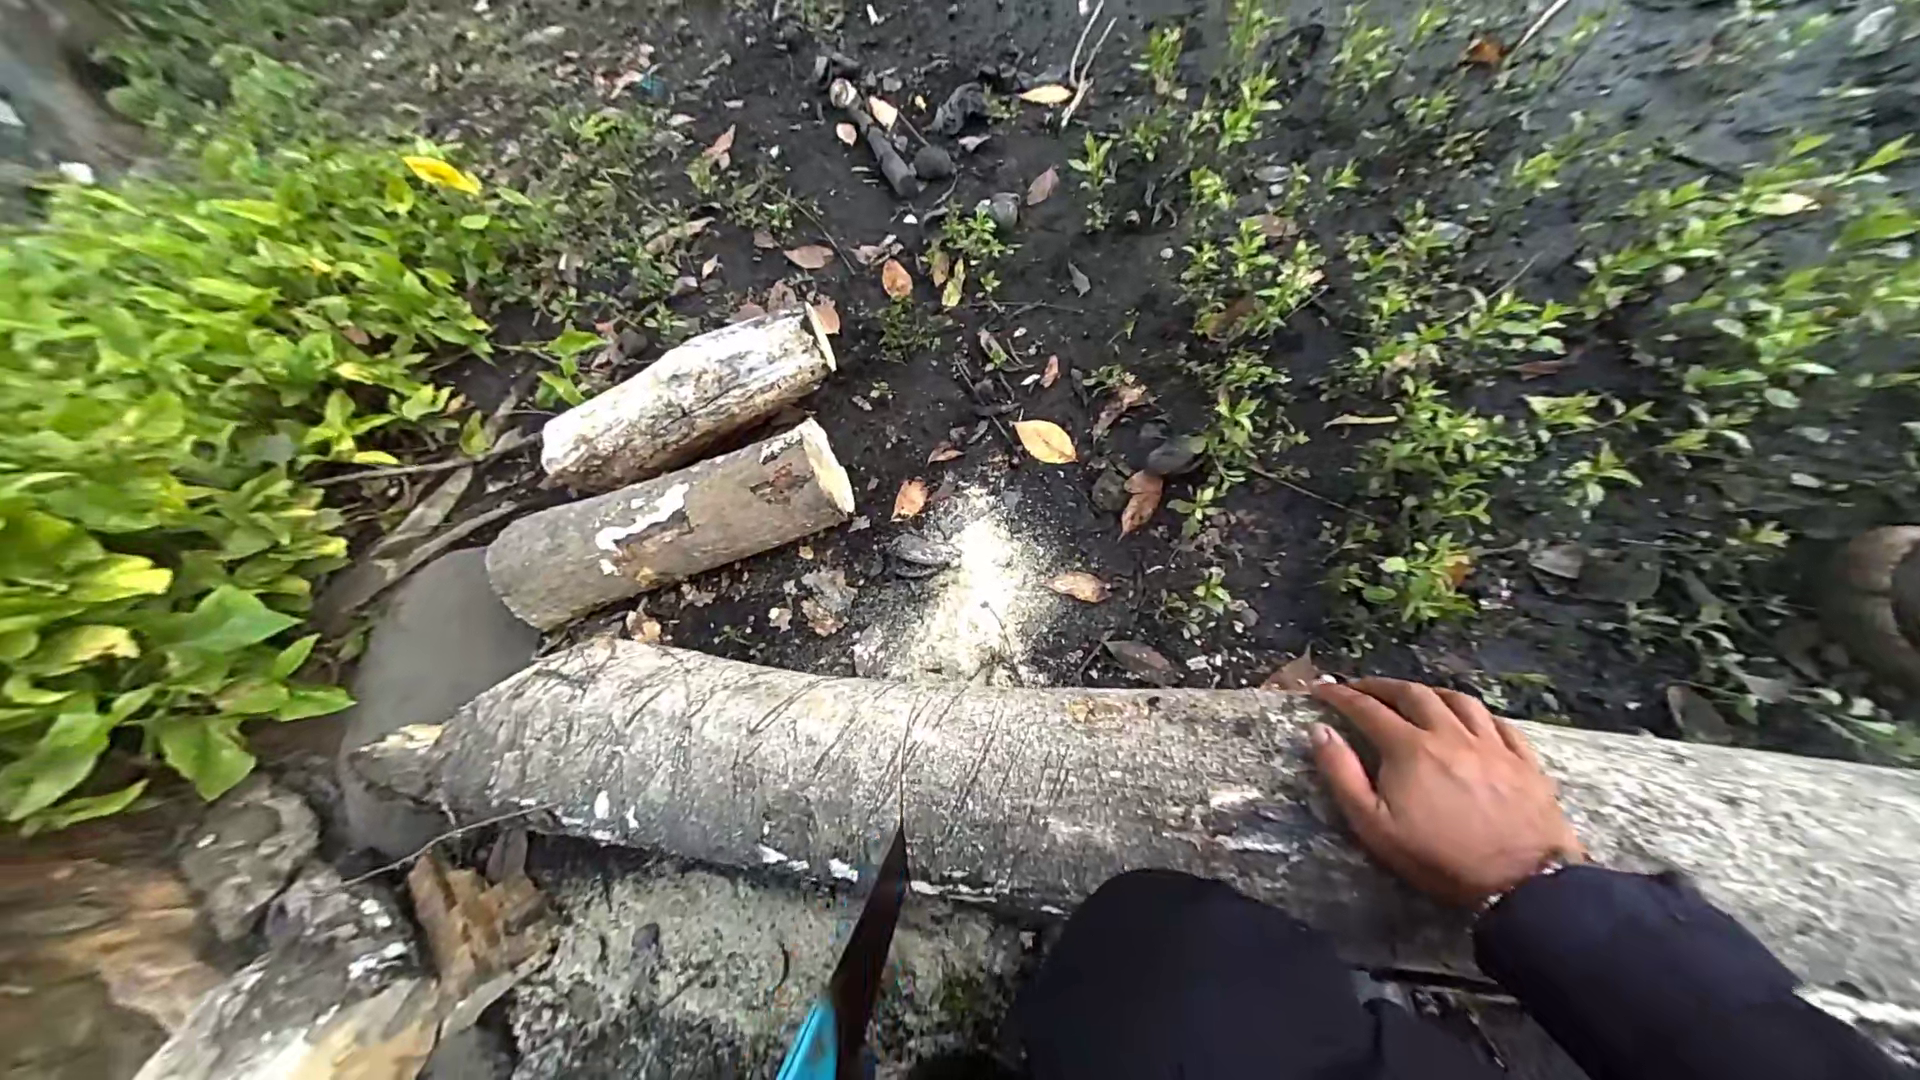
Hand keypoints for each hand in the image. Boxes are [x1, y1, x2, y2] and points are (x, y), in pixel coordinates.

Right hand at [1309, 678, 1583, 907]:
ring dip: (1427, 692)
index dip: (1339, 694)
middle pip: (1412, 693)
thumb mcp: (1372, 822)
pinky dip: (1475, 714)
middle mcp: (1450, 736)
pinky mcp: (1526, 764)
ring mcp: (1493, 747)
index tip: (1321, 688)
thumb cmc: (1438, 857)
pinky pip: (1499, 724)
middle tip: (1360, 688)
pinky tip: (1467, 721)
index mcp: (1410, 748)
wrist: (1526, 889)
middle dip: (1380, 686)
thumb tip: (1319, 730)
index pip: (1366, 708)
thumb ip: (1340, 772)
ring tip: (1412, 696)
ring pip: (1457, 700)